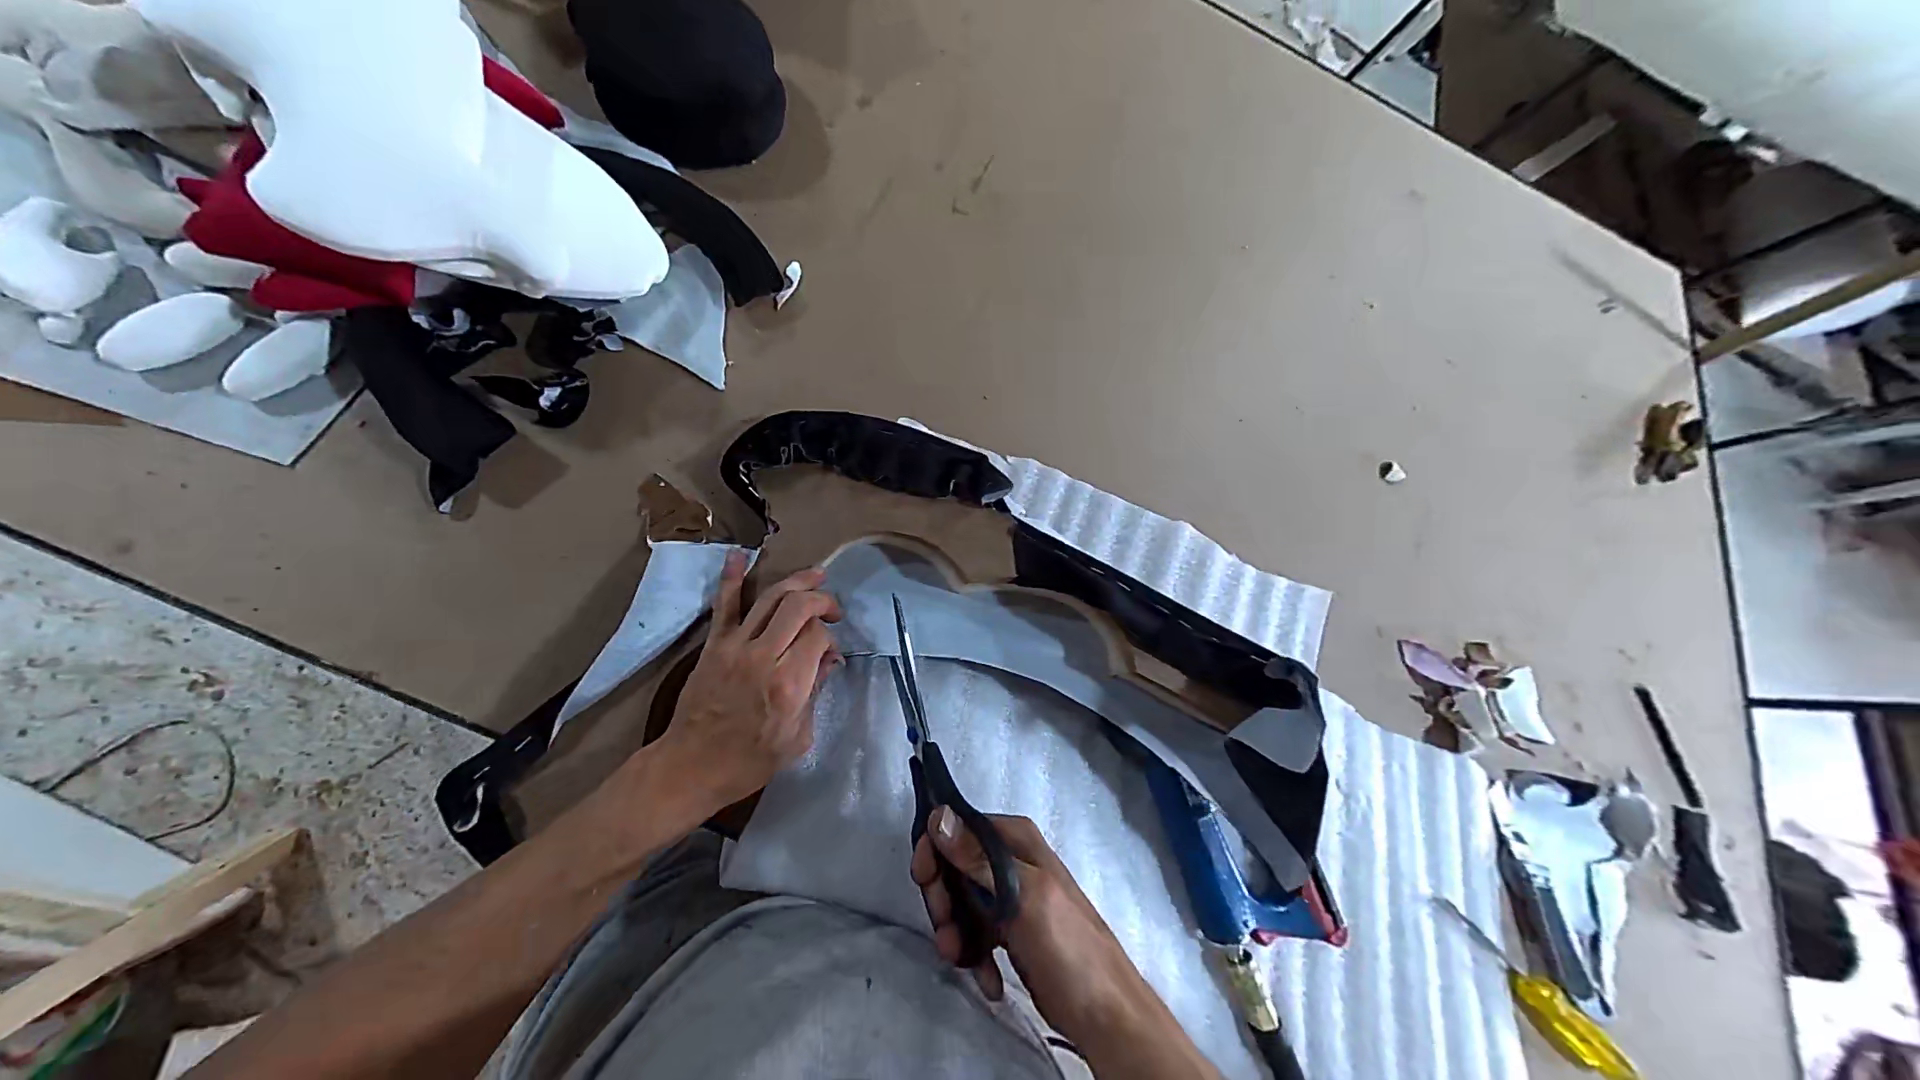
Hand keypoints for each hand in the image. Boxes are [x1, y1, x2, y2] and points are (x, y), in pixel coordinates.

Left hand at [652, 551, 841, 815]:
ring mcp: (736, 647)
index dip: (831, 638)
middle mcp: (764, 657)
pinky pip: (725, 605)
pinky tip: (740, 555)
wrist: (691, 766)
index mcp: (789, 684)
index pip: (819, 638)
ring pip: (771, 598)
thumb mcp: (797, 738)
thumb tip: (828, 660)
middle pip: (800, 607)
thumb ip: (815, 694)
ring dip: (797, 581)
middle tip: (832, 610)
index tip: (830, 652)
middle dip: (822, 600)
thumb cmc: (749, 761)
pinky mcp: (714, 645)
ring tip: (815, 575)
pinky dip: (732, 577)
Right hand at [914, 810, 1157, 1038]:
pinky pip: (976, 932)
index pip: (957, 828)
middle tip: (946, 933)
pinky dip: (974, 955)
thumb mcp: (1021, 896)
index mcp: (1016, 839)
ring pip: (960, 903)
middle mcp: (1010, 860)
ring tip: (964, 962)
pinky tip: (988, 979)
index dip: (935, 853)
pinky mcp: (1010, 929)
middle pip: (953, 867)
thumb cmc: (1067, 946)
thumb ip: (978, 858)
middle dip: (944, 902)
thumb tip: (939, 815)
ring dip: (956, 933)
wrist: (1104, 1014)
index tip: (924, 883)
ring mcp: (1009, 896)